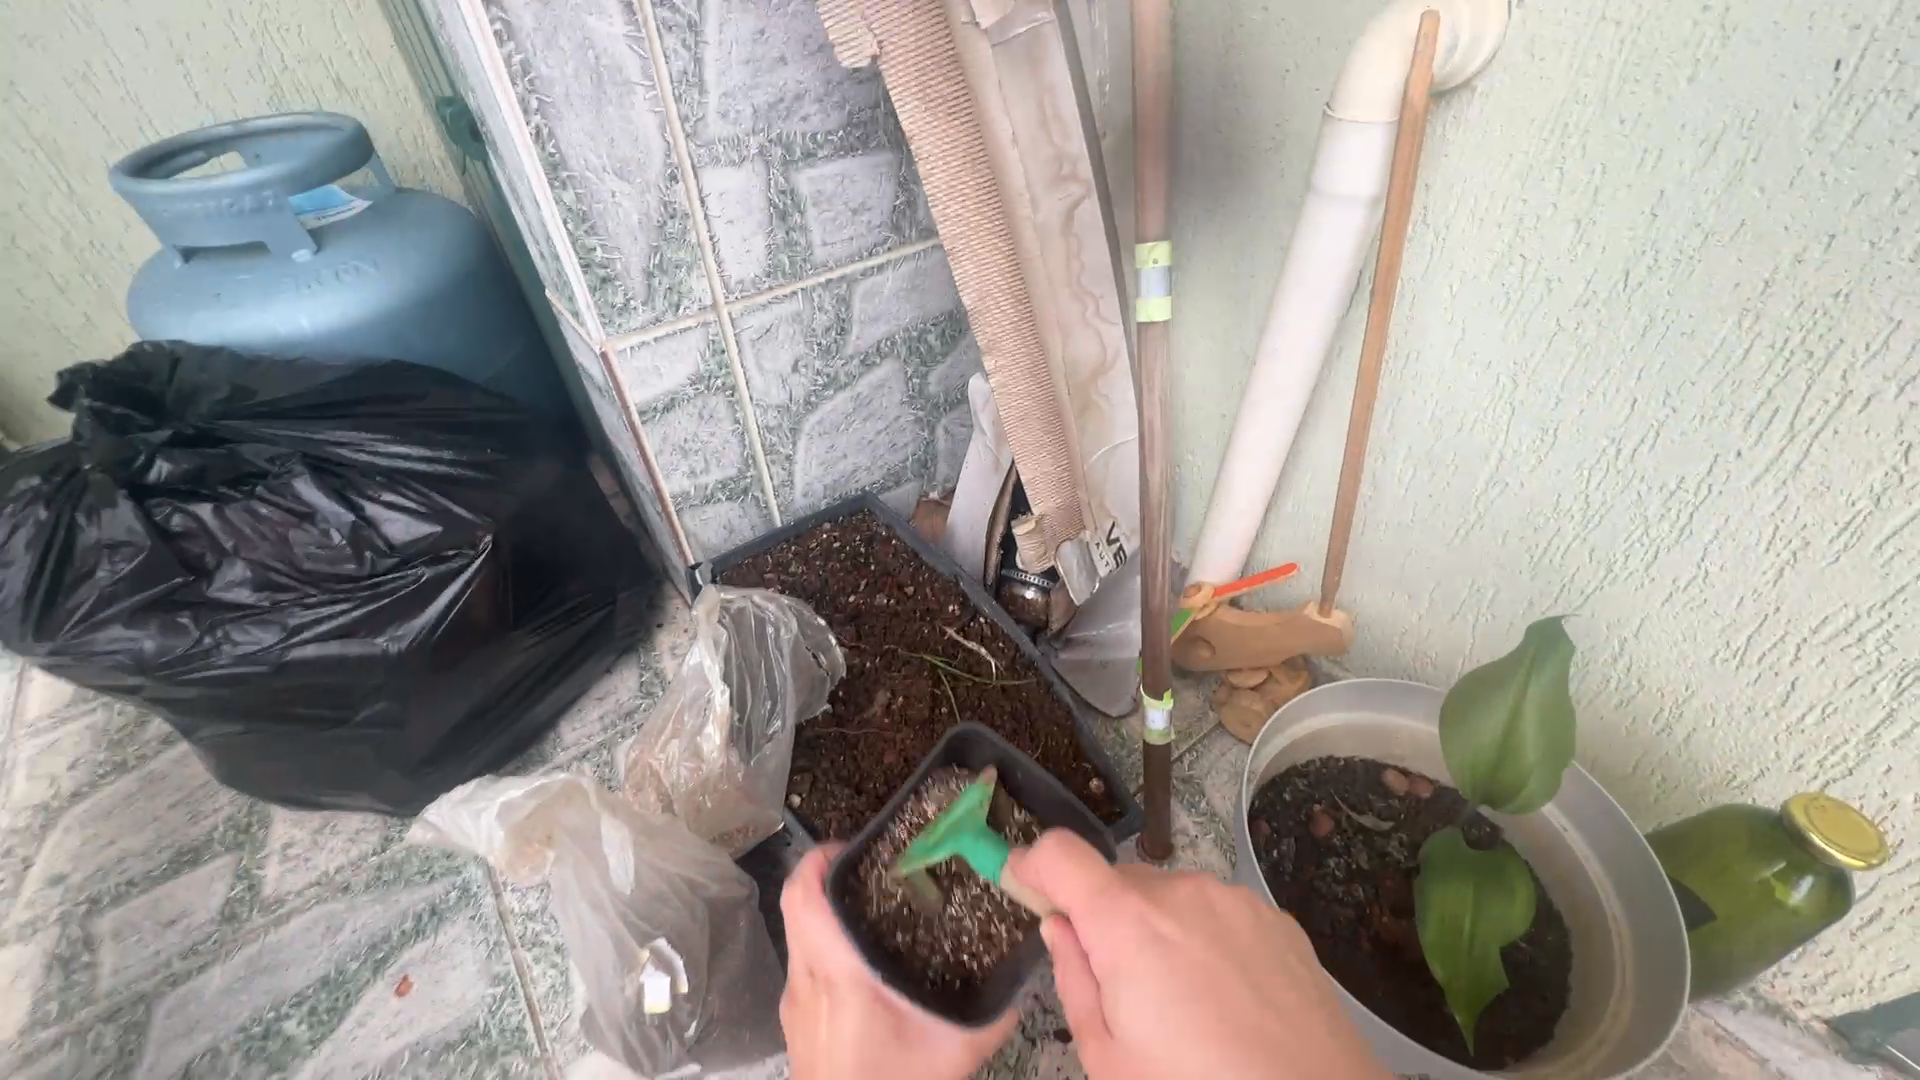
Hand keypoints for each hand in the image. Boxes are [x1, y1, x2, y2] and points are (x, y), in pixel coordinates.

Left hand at [779, 844, 1016, 1079]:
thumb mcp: (953, 1055)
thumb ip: (989, 1011)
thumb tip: (1018, 970)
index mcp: (836, 976)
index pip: (804, 896)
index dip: (819, 859)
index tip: (853, 846)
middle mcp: (805, 981)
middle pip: (796, 905)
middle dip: (828, 876)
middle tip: (872, 870)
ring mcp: (793, 1003)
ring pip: (797, 934)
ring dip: (825, 911)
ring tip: (870, 907)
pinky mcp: (794, 1023)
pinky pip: (803, 963)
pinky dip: (824, 945)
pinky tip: (862, 963)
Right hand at [1005, 830, 1390, 1079]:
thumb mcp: (1110, 1062)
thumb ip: (1074, 980)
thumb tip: (1060, 926)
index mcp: (1127, 923)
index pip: (1061, 853)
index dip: (1034, 864)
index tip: (1025, 886)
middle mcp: (1179, 891)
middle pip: (1117, 882)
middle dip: (1105, 920)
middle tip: (1122, 989)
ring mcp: (1233, 899)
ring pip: (1169, 897)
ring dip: (1158, 930)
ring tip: (1187, 1005)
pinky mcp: (1276, 918)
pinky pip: (1217, 912)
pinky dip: (1204, 938)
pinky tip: (1232, 1001)